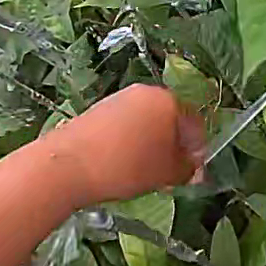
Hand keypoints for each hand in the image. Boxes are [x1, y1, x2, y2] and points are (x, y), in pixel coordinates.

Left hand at [45, 85, 203, 204]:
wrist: (67, 164)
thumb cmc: (127, 166)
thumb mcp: (166, 173)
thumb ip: (187, 169)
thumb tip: (194, 169)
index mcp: (169, 101)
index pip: (195, 123)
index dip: (198, 149)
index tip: (193, 171)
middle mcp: (146, 92)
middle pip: (170, 119)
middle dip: (174, 145)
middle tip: (170, 172)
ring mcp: (119, 98)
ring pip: (147, 122)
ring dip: (152, 143)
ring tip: (145, 171)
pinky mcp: (98, 109)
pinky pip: (126, 125)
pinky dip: (131, 141)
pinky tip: (123, 163)